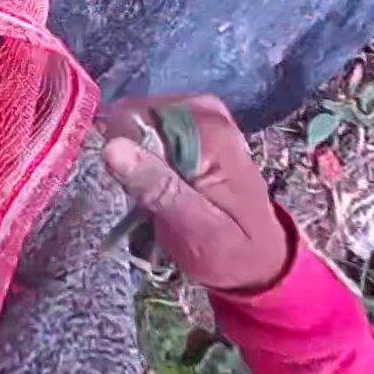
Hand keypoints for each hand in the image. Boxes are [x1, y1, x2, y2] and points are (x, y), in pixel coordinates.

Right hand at [101, 94, 290, 292]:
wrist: (261, 261)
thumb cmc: (231, 251)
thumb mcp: (195, 230)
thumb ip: (157, 188)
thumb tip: (112, 148)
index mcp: (209, 130)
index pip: (136, 116)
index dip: (123, 149)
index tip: (131, 184)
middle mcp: (204, 111)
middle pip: (136, 115)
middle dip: (131, 152)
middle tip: (146, 192)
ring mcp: (199, 115)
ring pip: (139, 121)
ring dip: (137, 155)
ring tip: (154, 189)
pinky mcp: (193, 125)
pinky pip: (150, 128)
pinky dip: (146, 153)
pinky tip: (158, 178)